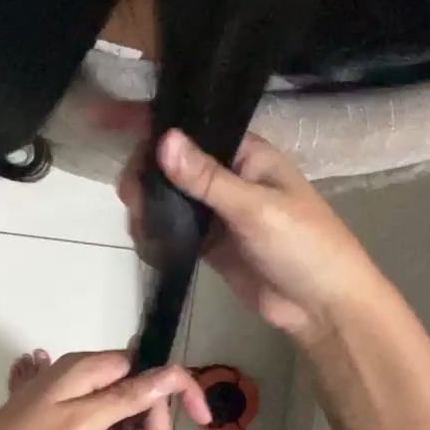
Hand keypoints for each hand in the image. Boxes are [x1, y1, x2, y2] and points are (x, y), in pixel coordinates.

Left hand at [0, 350, 211, 429]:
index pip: (151, 368)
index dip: (179, 391)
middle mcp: (85, 373)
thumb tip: (172, 371)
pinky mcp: (69, 413)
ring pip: (125, 412)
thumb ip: (129, 396)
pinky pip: (106, 423)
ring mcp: (76, 393)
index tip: (202, 422)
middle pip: (140, 394)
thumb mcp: (86, 423)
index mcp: (90, 367)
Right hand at [118, 130, 389, 344]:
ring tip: (139, 225)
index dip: (153, 123)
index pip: (193, 128)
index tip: (107, 121)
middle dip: (144, 175)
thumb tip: (164, 139)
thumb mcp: (256, 209)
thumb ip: (207, 178)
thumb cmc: (304, 246)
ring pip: (166, 198)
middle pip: (170, 163)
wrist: (322, 308)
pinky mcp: (207, 242)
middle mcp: (227, 176)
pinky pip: (171, 230)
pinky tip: (147, 243)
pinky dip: (154, 234)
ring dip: (146, 206)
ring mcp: (215, 211)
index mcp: (246, 154)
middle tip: (132, 197)